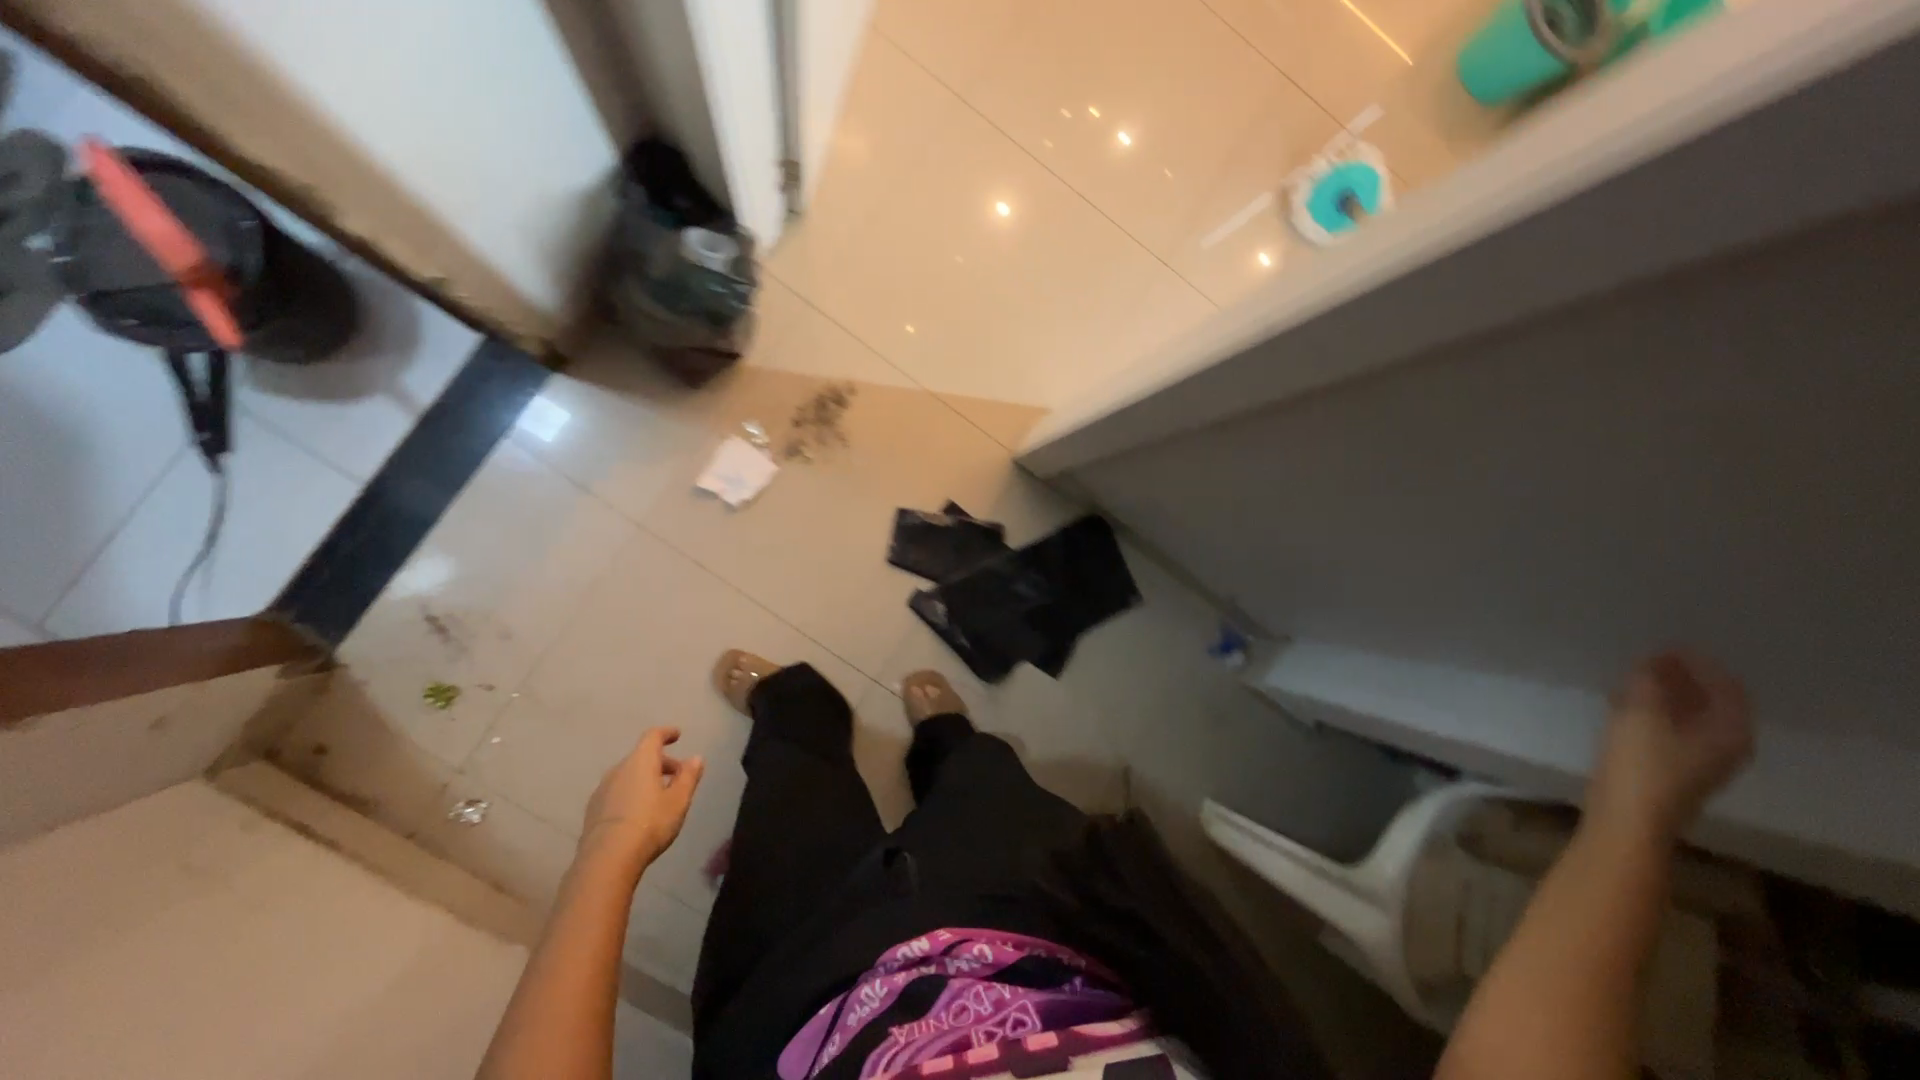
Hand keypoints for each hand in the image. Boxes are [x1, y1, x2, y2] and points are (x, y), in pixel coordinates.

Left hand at [578, 727, 704, 874]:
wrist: (607, 858)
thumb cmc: (650, 824)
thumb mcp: (678, 801)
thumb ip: (688, 777)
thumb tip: (695, 758)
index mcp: (640, 762)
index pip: (653, 736)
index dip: (666, 733)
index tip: (677, 735)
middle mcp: (618, 769)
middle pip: (641, 757)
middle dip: (661, 762)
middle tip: (677, 776)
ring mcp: (602, 789)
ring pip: (628, 775)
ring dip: (644, 779)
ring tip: (658, 797)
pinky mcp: (593, 809)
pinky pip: (616, 791)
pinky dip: (630, 793)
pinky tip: (637, 813)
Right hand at [1585, 651, 1753, 847]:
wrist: (1627, 822)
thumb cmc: (1643, 766)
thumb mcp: (1641, 714)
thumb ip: (1648, 682)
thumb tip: (1651, 663)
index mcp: (1731, 732)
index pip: (1727, 686)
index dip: (1700, 663)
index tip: (1669, 645)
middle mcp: (1724, 747)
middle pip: (1709, 703)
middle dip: (1682, 678)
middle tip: (1651, 658)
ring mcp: (1698, 763)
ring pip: (1686, 718)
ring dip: (1664, 696)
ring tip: (1634, 677)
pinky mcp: (1671, 773)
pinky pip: (1668, 732)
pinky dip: (1652, 715)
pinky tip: (1624, 707)